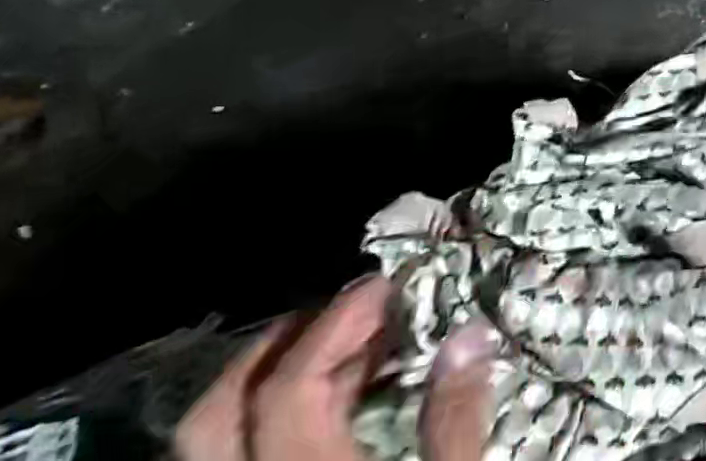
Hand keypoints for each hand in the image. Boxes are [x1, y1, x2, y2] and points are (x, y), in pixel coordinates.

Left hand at [176, 276, 495, 460]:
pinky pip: (236, 451)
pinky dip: (274, 410)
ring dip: (274, 373)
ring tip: (347, 341)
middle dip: (281, 341)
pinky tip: (333, 395)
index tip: (385, 284)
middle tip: (347, 304)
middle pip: (216, 412)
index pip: (289, 388)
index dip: (334, 326)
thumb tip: (469, 335)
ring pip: (213, 436)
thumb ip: (456, 419)